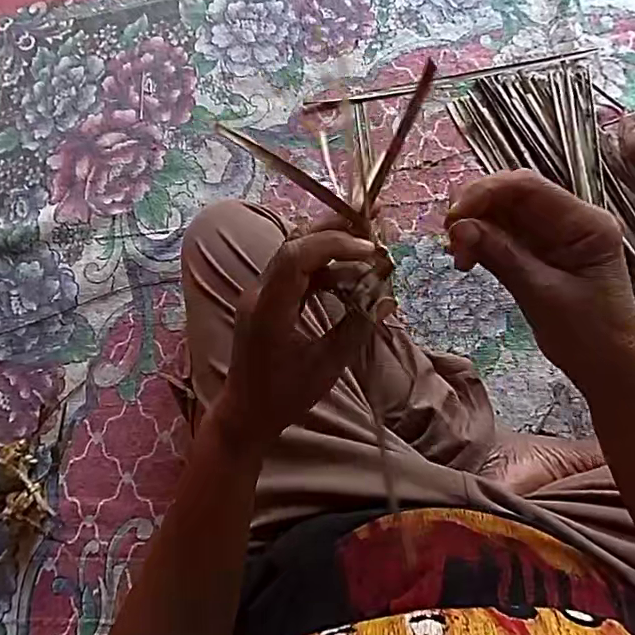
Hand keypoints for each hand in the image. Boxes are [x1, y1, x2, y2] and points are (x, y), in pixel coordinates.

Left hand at [213, 228, 384, 454]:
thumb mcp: (326, 366)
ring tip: (368, 248)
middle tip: (373, 222)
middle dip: (335, 230)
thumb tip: (388, 299)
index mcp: (268, 309)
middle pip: (294, 243)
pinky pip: (296, 270)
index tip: (370, 251)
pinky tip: (350, 274)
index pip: (295, 256)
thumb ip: (356, 328)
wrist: (246, 413)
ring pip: (295, 252)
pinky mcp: (267, 299)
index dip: (334, 244)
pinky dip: (324, 266)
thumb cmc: (284, 396)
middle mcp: (259, 292)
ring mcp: (260, 293)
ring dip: (332, 246)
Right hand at [444, 170, 634, 384]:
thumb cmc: (590, 336)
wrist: (610, 369)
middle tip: (449, 238)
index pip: (528, 187)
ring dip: (471, 227)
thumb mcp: (542, 294)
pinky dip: (478, 242)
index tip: (453, 216)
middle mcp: (569, 219)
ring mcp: (552, 234)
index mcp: (585, 222)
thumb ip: (502, 256)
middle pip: (511, 194)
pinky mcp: (537, 251)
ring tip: (457, 255)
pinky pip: (500, 234)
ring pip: (500, 212)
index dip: (484, 192)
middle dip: (474, 208)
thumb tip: (459, 227)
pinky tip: (465, 260)